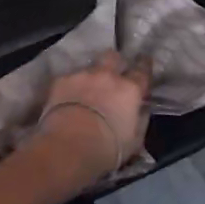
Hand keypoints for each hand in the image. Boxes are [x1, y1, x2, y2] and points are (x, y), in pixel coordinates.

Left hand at [25, 51, 150, 192]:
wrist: (70, 143)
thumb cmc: (109, 146)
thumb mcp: (135, 139)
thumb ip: (140, 118)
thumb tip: (140, 108)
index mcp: (129, 89)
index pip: (142, 70)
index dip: (144, 65)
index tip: (144, 60)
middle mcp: (106, 76)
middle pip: (112, 57)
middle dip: (113, 61)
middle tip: (112, 72)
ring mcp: (81, 75)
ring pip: (89, 68)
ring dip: (90, 76)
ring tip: (86, 89)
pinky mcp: (60, 80)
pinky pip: (69, 78)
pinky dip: (71, 85)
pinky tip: (67, 96)